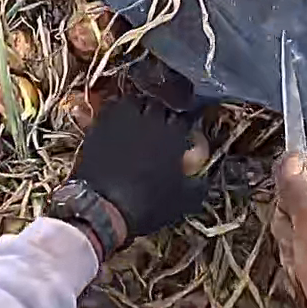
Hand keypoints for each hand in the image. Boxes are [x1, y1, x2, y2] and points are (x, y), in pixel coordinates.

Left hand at [69, 97, 206, 242]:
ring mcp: (124, 119)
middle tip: (160, 122)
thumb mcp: (182, 202)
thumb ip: (198, 186)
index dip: (184, 123)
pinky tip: (117, 119)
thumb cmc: (147, 205)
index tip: (182, 129)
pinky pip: (112, 106)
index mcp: (173, 136)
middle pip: (160, 104)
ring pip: (135, 100)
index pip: (184, 117)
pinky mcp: (102, 123)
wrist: (104, 207)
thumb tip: (205, 179)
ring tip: (138, 115)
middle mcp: (151, 121)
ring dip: (139, 106)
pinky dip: (117, 109)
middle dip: (162, 111)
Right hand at [271, 150, 306, 307]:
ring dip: (291, 255)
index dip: (288, 186)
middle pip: (295, 205)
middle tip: (299, 250)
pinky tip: (306, 290)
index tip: (284, 209)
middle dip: (287, 229)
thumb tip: (290, 154)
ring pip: (293, 235)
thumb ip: (298, 195)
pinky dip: (297, 274)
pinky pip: (300, 259)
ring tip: (305, 275)